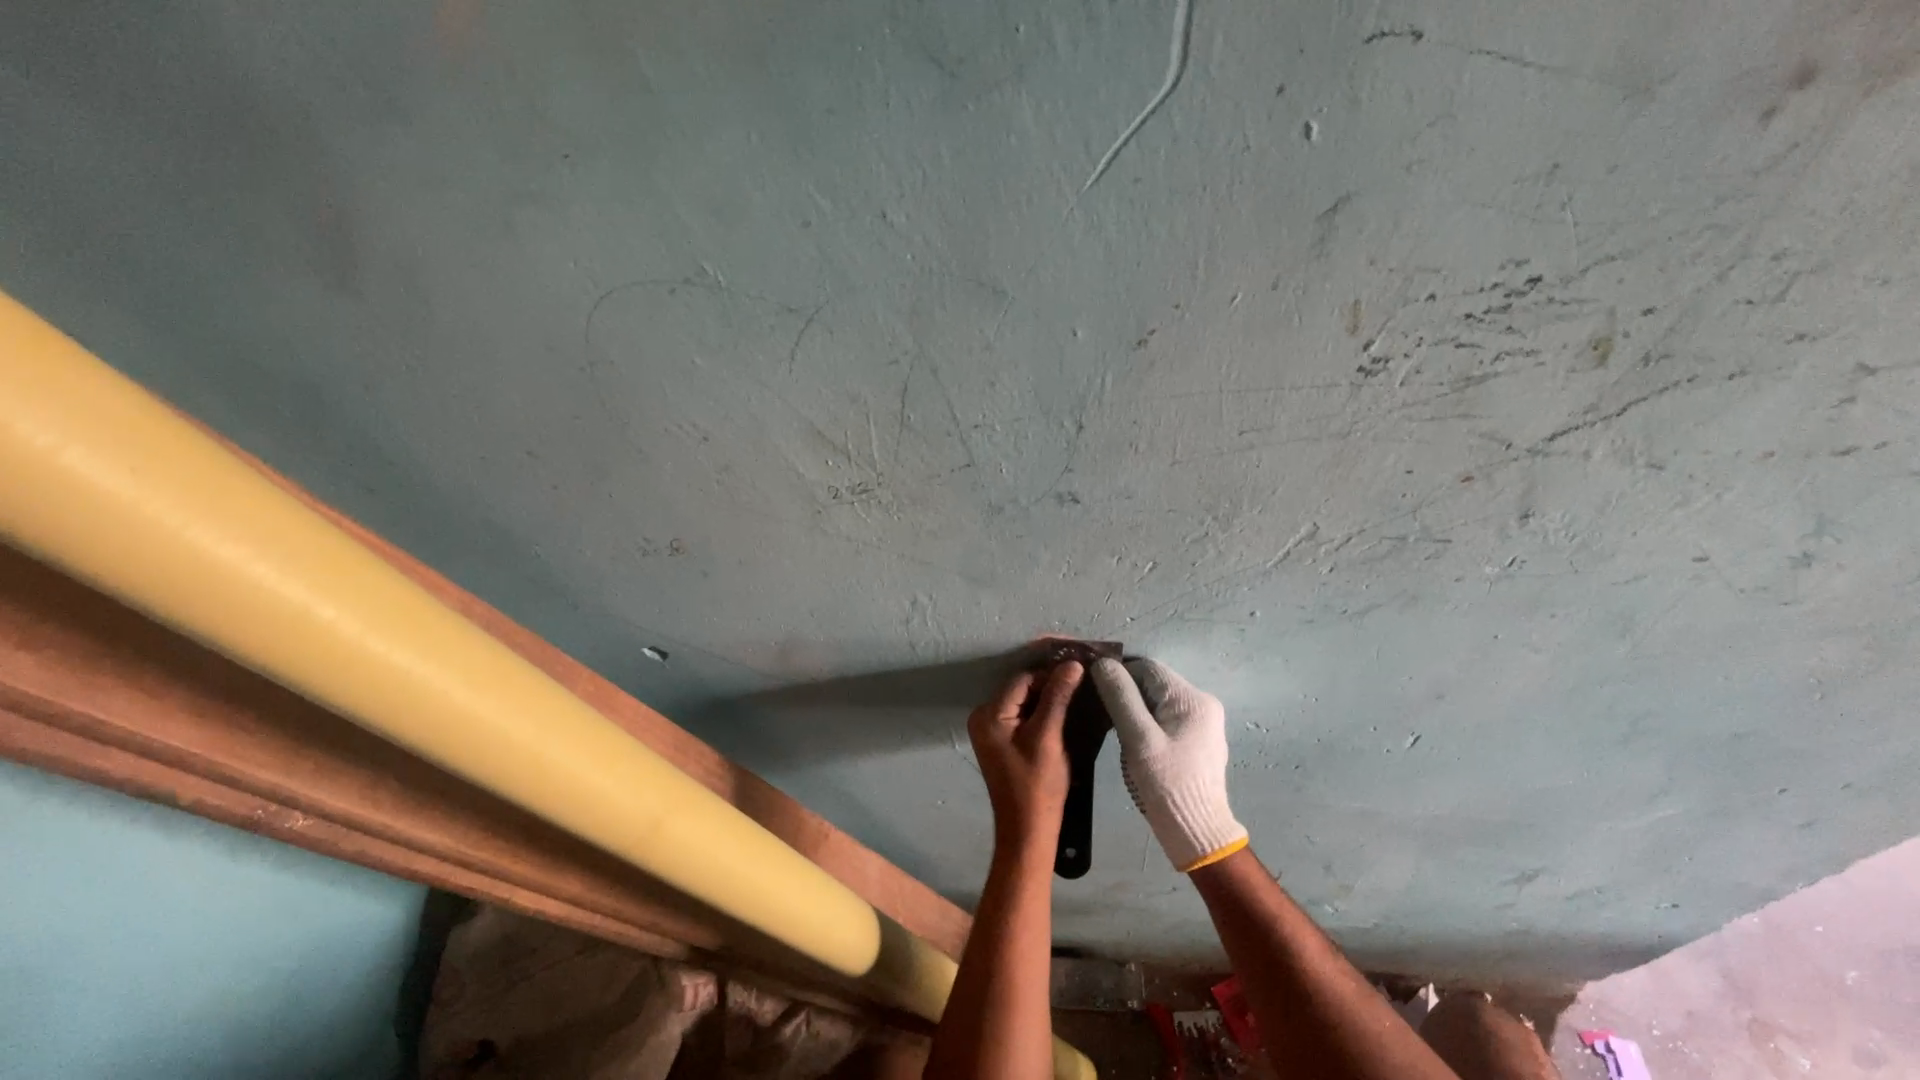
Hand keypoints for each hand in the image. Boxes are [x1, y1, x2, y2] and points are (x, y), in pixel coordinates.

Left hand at [967, 661, 1084, 848]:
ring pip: (1026, 700)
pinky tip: (1069, 706)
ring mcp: (994, 730)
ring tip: (1082, 686)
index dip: (1052, 671)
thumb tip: (1072, 663)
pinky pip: (1026, 715)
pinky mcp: (1005, 741)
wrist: (1028, 831)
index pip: (1023, 679)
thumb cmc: (1036, 784)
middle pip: (1023, 687)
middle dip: (1052, 679)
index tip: (1081, 666)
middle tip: (1084, 672)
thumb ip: (1057, 697)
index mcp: (988, 714)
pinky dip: (1046, 710)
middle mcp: (985, 717)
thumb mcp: (1048, 737)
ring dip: (1051, 694)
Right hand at [1090, 657, 1247, 871]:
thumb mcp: (1138, 739)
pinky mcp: (1197, 741)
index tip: (1093, 690)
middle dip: (1125, 692)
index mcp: (1192, 699)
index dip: (1118, 673)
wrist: (1197, 832)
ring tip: (1112, 729)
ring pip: (1158, 702)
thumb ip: (1120, 697)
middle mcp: (1202, 704)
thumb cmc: (1166, 783)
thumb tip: (1103, 663)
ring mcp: (1202, 724)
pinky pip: (1166, 719)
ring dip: (1134, 709)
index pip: (1148, 667)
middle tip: (1098, 711)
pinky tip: (1132, 742)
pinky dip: (1146, 723)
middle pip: (1154, 683)